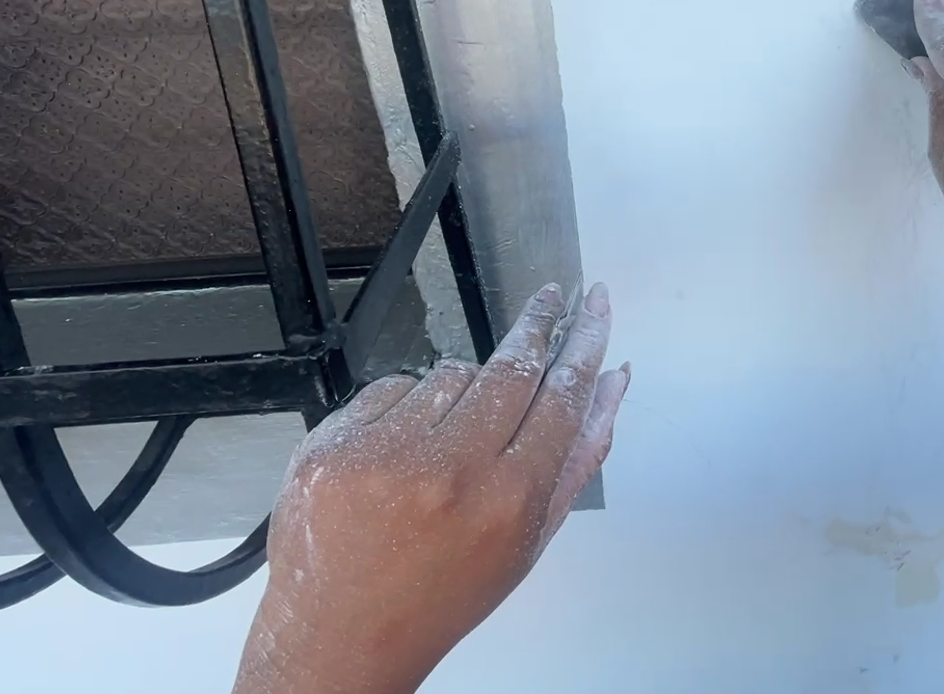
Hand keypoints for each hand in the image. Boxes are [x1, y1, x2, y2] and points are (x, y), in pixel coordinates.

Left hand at [234, 283, 630, 693]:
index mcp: (509, 499)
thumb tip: (612, 382)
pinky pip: (393, 385)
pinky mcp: (331, 448)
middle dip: (538, 322)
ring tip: (446, 444)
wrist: (336, 645)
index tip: (595, 305)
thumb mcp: (529, 538)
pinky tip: (400, 451)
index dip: (586, 338)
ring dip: (461, 390)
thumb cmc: (442, 594)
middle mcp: (449, 472)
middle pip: (512, 365)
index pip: (564, 393)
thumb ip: (580, 455)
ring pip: (452, 371)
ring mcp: (384, 457)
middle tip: (550, 299)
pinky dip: (405, 405)